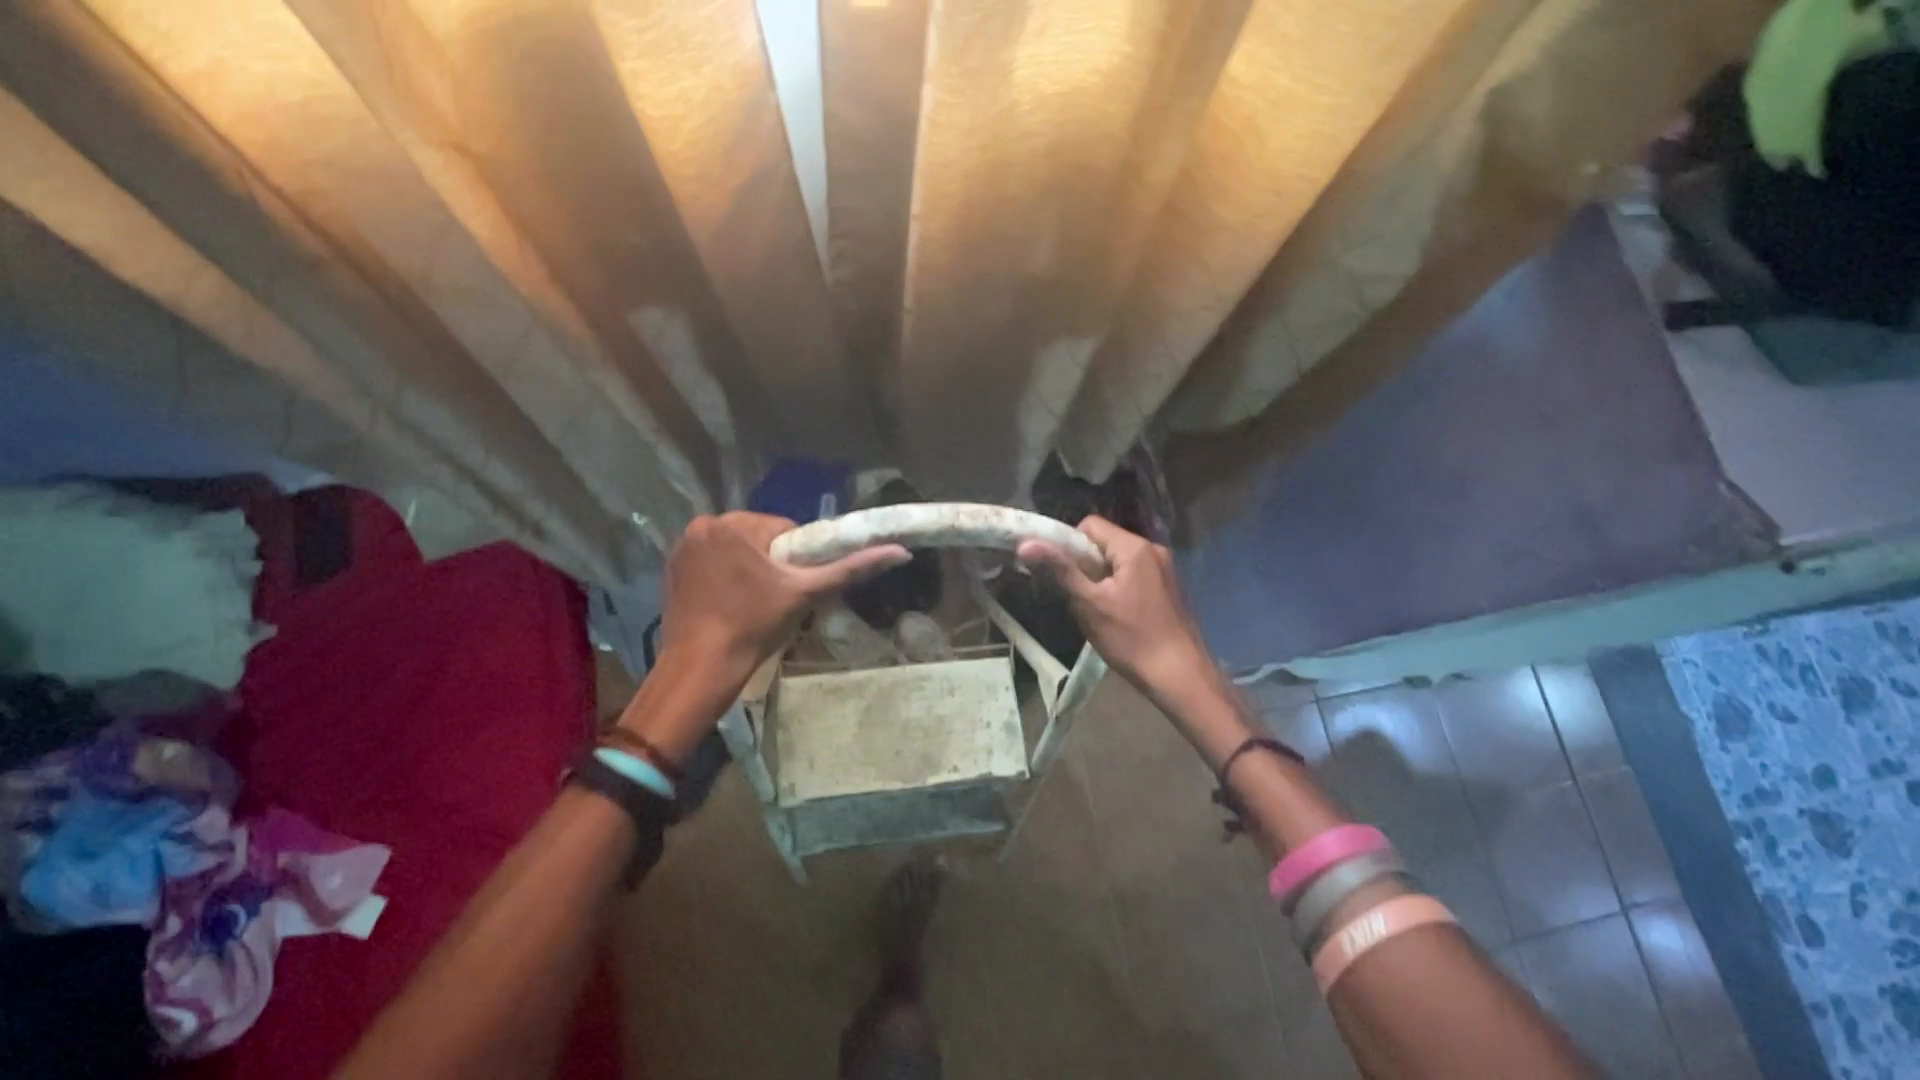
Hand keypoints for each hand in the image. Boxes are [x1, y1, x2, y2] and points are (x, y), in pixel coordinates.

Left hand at [657, 512, 910, 701]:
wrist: (701, 667)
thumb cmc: (755, 627)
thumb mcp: (806, 594)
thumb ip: (850, 568)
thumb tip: (899, 551)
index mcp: (736, 524)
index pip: (785, 530)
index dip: (798, 559)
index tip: (796, 587)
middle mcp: (704, 524)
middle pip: (758, 536)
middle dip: (772, 562)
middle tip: (777, 598)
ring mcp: (684, 545)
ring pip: (735, 548)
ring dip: (748, 567)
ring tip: (753, 602)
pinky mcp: (672, 567)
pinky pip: (712, 560)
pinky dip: (723, 574)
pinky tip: (729, 602)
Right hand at [1016, 516, 1214, 697]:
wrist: (1181, 676)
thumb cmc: (1132, 639)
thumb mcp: (1089, 604)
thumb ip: (1060, 569)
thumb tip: (1025, 544)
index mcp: (1135, 547)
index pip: (1090, 525)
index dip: (1068, 544)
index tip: (1062, 574)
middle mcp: (1153, 550)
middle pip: (1105, 543)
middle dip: (1085, 565)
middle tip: (1077, 597)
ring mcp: (1165, 570)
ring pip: (1118, 562)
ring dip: (1100, 580)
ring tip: (1095, 611)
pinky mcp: (1169, 588)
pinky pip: (1134, 576)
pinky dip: (1118, 588)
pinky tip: (1117, 617)